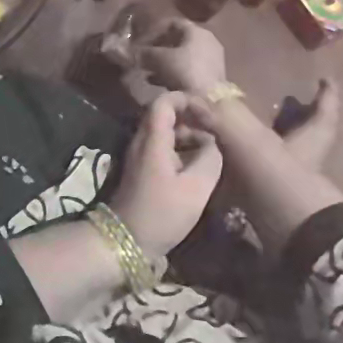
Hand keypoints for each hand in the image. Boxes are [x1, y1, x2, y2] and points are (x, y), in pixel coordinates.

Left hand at [109, 92, 222, 257]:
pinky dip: (182, 150)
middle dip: (192, 117)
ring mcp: (141, 156)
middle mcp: (143, 142)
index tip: (210, 114)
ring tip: (214, 150)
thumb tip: (212, 143)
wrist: (126, 241)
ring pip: (166, 133)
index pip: (164, 102)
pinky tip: (200, 165)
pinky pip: (164, 149)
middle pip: (166, 115)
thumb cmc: (162, 213)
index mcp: (153, 140)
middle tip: (217, 131)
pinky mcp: (143, 171)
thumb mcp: (196, 187)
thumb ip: (209, 158)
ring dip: (189, 136)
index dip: (188, 100)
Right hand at [136, 18, 227, 97]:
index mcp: (196, 31)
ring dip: (165, 63)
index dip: (155, 31)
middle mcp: (207, 40)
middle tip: (145, 57)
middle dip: (160, 49)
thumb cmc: (184, 71)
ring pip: (183, 56)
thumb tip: (133, 52)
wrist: (209, 99)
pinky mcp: (212, 75)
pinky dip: (174, 73)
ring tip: (149, 72)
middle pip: (179, 40)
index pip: (173, 24)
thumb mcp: (159, 59)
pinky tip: (159, 83)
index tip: (142, 42)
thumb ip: (145, 53)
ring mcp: (212, 58)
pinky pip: (189, 69)